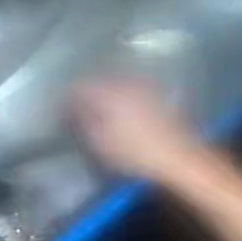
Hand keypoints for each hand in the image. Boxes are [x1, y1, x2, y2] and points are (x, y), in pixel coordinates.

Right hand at [68, 76, 208, 180]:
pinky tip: (121, 117)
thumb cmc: (135, 153)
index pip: (78, 88)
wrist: (180, 157)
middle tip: (77, 117)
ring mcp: (144, 87)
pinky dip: (120, 101)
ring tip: (98, 118)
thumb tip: (72, 109)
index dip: (66, 102)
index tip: (61, 117)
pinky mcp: (158, 95)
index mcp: (108, 92)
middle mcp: (125, 82)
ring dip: (103, 98)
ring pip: (114, 86)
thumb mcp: (100, 143)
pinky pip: (130, 92)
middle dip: (85, 98)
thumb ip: (83, 121)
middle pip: (96, 83)